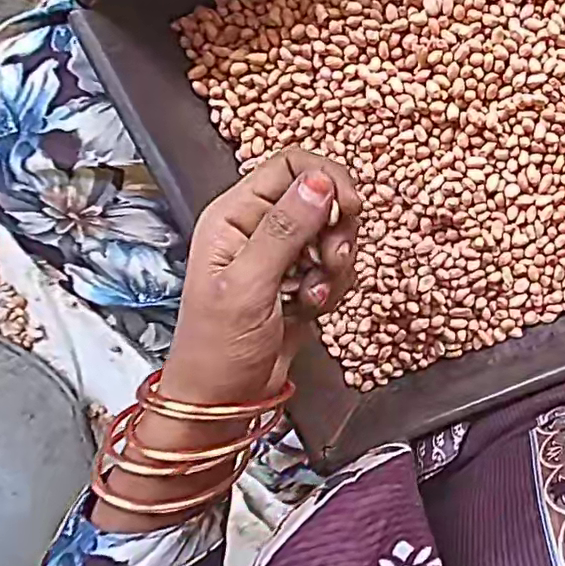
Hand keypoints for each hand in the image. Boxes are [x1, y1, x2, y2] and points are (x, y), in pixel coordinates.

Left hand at [164, 149, 362, 402]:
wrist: (223, 400)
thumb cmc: (217, 348)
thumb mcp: (248, 285)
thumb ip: (285, 229)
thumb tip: (320, 181)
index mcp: (235, 214)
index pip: (291, 165)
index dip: (327, 178)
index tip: (348, 209)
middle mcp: (260, 226)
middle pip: (322, 196)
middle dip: (336, 230)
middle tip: (327, 262)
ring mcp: (283, 252)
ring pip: (335, 232)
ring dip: (335, 265)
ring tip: (310, 294)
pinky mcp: (301, 276)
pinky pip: (337, 265)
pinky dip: (334, 286)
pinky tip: (310, 307)